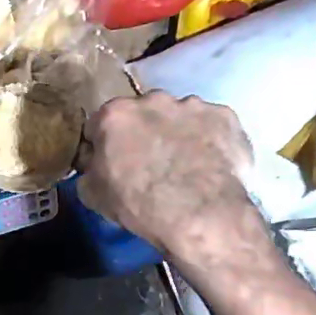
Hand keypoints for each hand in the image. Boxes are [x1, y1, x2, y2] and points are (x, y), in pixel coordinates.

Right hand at [78, 92, 262, 266]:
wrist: (199, 214)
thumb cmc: (138, 204)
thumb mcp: (92, 195)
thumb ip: (89, 170)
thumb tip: (95, 164)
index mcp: (115, 114)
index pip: (100, 124)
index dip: (103, 144)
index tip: (109, 162)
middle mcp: (153, 99)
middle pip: (142, 114)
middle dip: (143, 133)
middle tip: (149, 164)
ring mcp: (193, 105)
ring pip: (179, 116)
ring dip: (177, 134)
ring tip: (185, 167)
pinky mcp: (225, 116)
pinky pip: (211, 125)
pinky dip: (209, 140)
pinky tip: (210, 165)